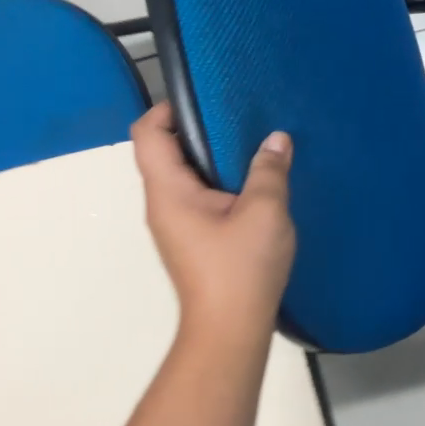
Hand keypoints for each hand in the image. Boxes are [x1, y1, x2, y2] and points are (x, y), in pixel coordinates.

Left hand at [130, 103, 296, 338]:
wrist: (230, 326)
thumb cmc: (241, 266)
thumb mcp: (265, 212)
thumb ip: (270, 171)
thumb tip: (276, 139)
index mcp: (169, 191)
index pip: (148, 134)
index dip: (167, 109)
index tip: (206, 99)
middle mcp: (162, 204)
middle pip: (165, 152)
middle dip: (199, 131)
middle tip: (241, 120)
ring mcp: (176, 225)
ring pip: (185, 177)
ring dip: (213, 159)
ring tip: (253, 150)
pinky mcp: (193, 239)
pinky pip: (199, 197)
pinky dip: (220, 183)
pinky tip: (253, 187)